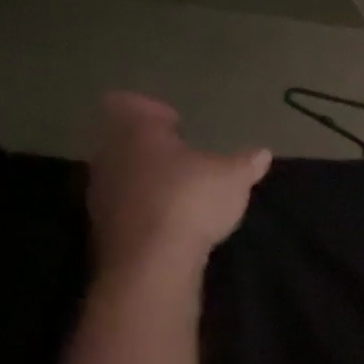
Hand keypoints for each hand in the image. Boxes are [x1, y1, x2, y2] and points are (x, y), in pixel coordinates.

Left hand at [87, 92, 270, 275]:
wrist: (151, 259)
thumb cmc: (190, 199)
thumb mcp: (233, 178)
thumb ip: (245, 163)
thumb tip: (262, 153)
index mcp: (136, 132)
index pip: (129, 104)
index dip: (152, 110)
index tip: (174, 122)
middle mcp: (109, 154)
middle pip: (123, 140)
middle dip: (151, 147)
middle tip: (181, 158)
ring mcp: (101, 190)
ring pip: (122, 173)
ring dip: (146, 179)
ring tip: (179, 192)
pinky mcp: (102, 225)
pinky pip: (124, 204)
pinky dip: (144, 206)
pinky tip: (169, 219)